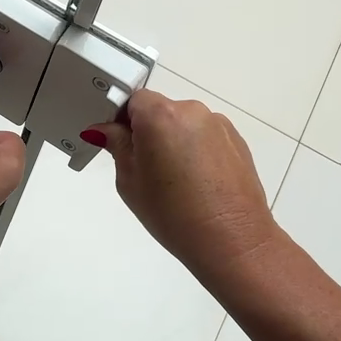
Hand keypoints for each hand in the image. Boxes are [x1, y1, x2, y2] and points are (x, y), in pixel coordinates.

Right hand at [83, 91, 280, 269]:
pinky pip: (205, 136)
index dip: (123, 120)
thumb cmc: (175, 215)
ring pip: (184, 124)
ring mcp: (218, 124)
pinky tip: (196, 182)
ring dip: (175, 142)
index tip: (121, 143)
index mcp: (160, 116)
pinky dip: (197, 151)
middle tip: (147, 169)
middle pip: (160, 110)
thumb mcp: (130, 181)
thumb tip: (104, 130)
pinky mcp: (237, 140)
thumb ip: (116, 146)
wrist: (232, 240)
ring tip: (175, 181)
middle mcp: (192, 111)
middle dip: (149, 132)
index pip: (133, 100)